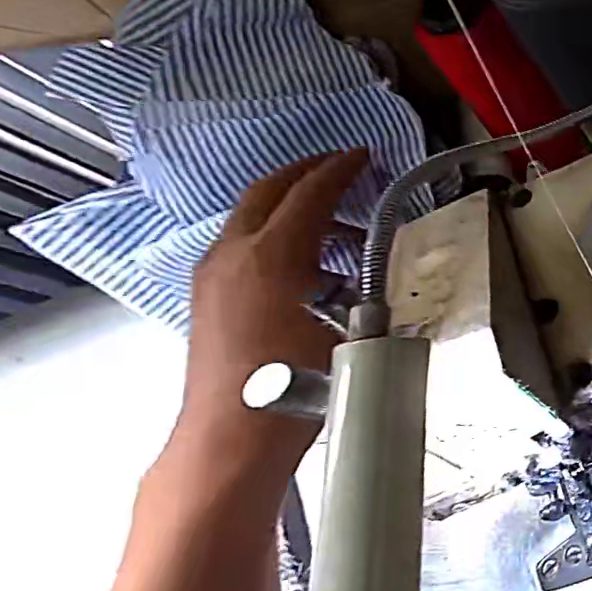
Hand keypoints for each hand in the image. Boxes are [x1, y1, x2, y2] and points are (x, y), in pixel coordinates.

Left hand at [169, 150, 368, 485]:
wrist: (233, 435)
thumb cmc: (295, 385)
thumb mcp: (350, 333)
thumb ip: (366, 296)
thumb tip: (382, 280)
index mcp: (271, 257)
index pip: (308, 195)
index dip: (339, 170)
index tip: (362, 155)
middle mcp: (233, 254)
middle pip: (267, 191)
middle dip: (306, 172)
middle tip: (342, 167)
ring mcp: (214, 274)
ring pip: (251, 215)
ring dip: (292, 203)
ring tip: (336, 218)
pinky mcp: (209, 295)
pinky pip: (244, 241)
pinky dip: (277, 230)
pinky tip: (309, 259)